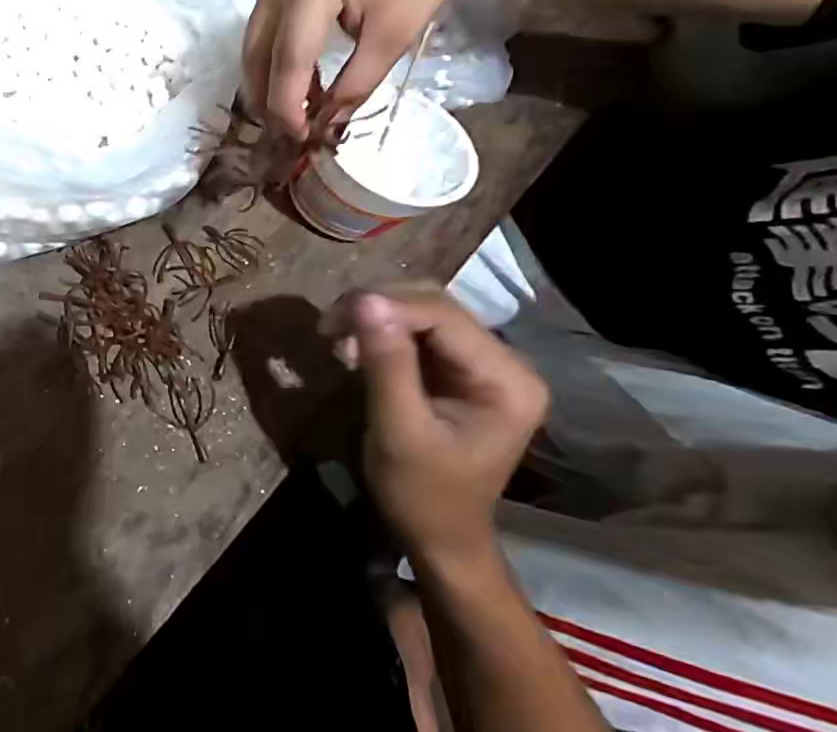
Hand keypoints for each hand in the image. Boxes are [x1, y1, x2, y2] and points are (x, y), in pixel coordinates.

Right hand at [243, 0, 500, 140]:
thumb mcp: (392, 38)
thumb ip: (353, 86)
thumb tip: (324, 128)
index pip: (289, 56)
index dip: (288, 104)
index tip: (298, 138)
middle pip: (260, 49)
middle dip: (268, 96)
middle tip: (286, 132)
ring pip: (255, 39)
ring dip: (267, 79)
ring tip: (288, 111)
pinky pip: (265, 24)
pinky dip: (275, 56)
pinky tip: (295, 80)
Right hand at [324, 291, 546, 562]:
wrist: (438, 537)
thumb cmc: (422, 494)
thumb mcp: (398, 430)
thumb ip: (386, 363)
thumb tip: (364, 300)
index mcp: (508, 380)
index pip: (444, 315)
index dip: (387, 306)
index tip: (333, 318)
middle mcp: (505, 362)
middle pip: (434, 305)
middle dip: (378, 306)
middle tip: (328, 325)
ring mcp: (482, 363)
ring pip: (422, 311)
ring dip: (374, 316)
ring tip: (335, 337)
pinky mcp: (458, 368)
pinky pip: (416, 331)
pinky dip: (380, 332)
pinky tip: (353, 348)